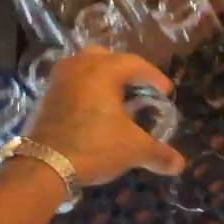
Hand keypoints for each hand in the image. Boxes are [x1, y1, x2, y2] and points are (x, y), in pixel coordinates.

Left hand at [24, 47, 186, 183]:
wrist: (44, 165)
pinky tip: (92, 113)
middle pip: (106, 58)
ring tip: (115, 101)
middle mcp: (79, 66)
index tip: (165, 93)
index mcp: (103, 70)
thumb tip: (180, 164)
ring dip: (101, 80)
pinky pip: (71, 85)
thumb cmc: (94, 146)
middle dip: (124, 72)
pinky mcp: (45, 97)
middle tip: (137, 90)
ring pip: (84, 69)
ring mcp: (58, 80)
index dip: (154, 78)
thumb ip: (158, 154)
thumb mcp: (133, 150)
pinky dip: (85, 93)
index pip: (136, 64)